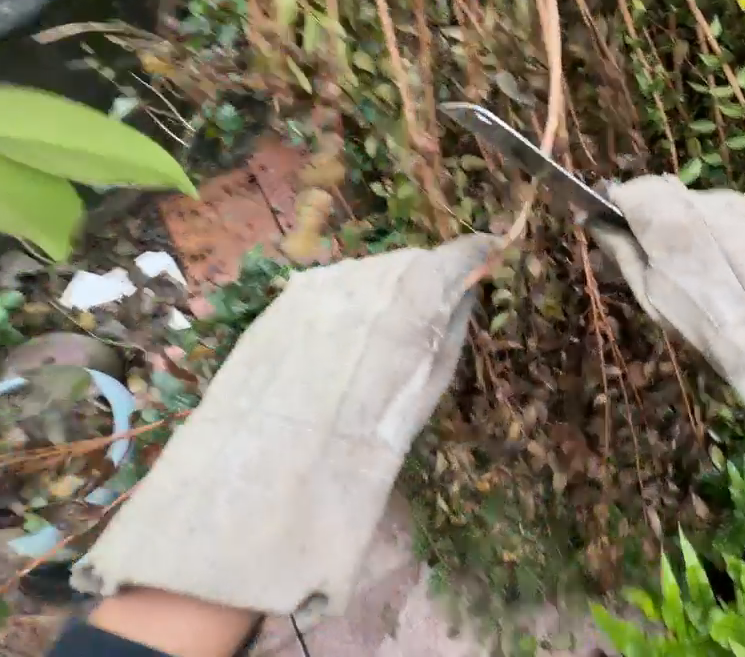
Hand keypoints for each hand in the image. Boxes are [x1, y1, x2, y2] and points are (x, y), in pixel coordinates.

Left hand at [75, 234, 498, 615]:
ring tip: (377, 348)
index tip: (490, 264)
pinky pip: (331, 291)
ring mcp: (318, 283)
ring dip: (386, 296)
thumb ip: (450, 329)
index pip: (461, 253)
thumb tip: (466, 292)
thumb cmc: (361, 452)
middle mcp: (367, 272)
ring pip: (371, 274)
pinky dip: (348, 309)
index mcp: (414, 291)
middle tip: (429, 325)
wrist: (254, 492)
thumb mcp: (426, 391)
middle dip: (428, 283)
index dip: (479, 258)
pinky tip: (338, 353)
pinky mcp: (282, 302)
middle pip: (412, 261)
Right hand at [592, 176, 744, 468]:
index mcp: (670, 223)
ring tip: (708, 266)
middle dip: (658, 214)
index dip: (623, 204)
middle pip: (669, 193)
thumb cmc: (715, 334)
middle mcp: (706, 202)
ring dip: (694, 222)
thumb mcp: (656, 300)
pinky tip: (737, 263)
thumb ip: (625, 252)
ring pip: (702, 202)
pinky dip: (726, 228)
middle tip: (662, 251)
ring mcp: (743, 204)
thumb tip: (598, 221)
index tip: (617, 221)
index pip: (634, 190)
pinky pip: (735, 210)